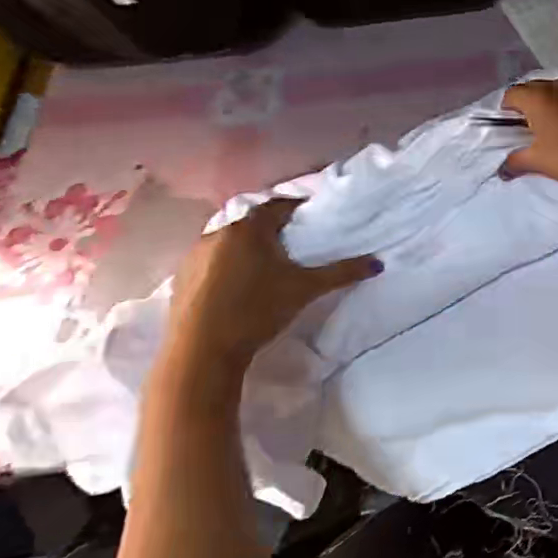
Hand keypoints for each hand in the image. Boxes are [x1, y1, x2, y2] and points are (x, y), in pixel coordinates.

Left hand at [166, 198, 379, 367]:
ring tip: (265, 267)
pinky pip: (210, 262)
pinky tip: (237, 287)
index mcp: (249, 229)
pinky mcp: (180, 278)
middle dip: (271, 231)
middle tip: (292, 245)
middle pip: (251, 224)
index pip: (276, 206)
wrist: (202, 350)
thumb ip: (342, 273)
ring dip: (246, 249)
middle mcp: (218, 234)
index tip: (310, 216)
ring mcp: (194, 256)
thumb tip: (377, 263)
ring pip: (228, 243)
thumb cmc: (258, 310)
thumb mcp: (306, 290)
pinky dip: (226, 266)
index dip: (295, 208)